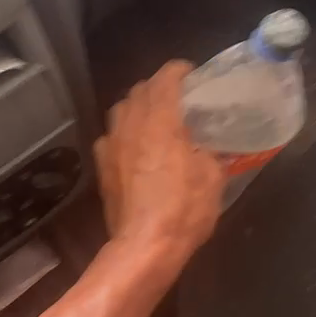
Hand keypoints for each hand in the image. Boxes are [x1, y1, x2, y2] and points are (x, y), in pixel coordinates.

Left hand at [94, 61, 223, 256]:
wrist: (145, 246)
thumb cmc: (184, 210)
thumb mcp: (213, 177)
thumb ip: (209, 151)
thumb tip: (206, 145)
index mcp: (162, 121)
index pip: (166, 78)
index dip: (179, 70)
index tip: (192, 73)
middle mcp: (132, 125)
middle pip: (140, 90)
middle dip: (158, 87)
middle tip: (178, 98)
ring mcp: (112, 145)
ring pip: (121, 109)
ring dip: (138, 106)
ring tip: (154, 118)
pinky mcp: (102, 167)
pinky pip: (111, 136)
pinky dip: (123, 132)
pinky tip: (134, 146)